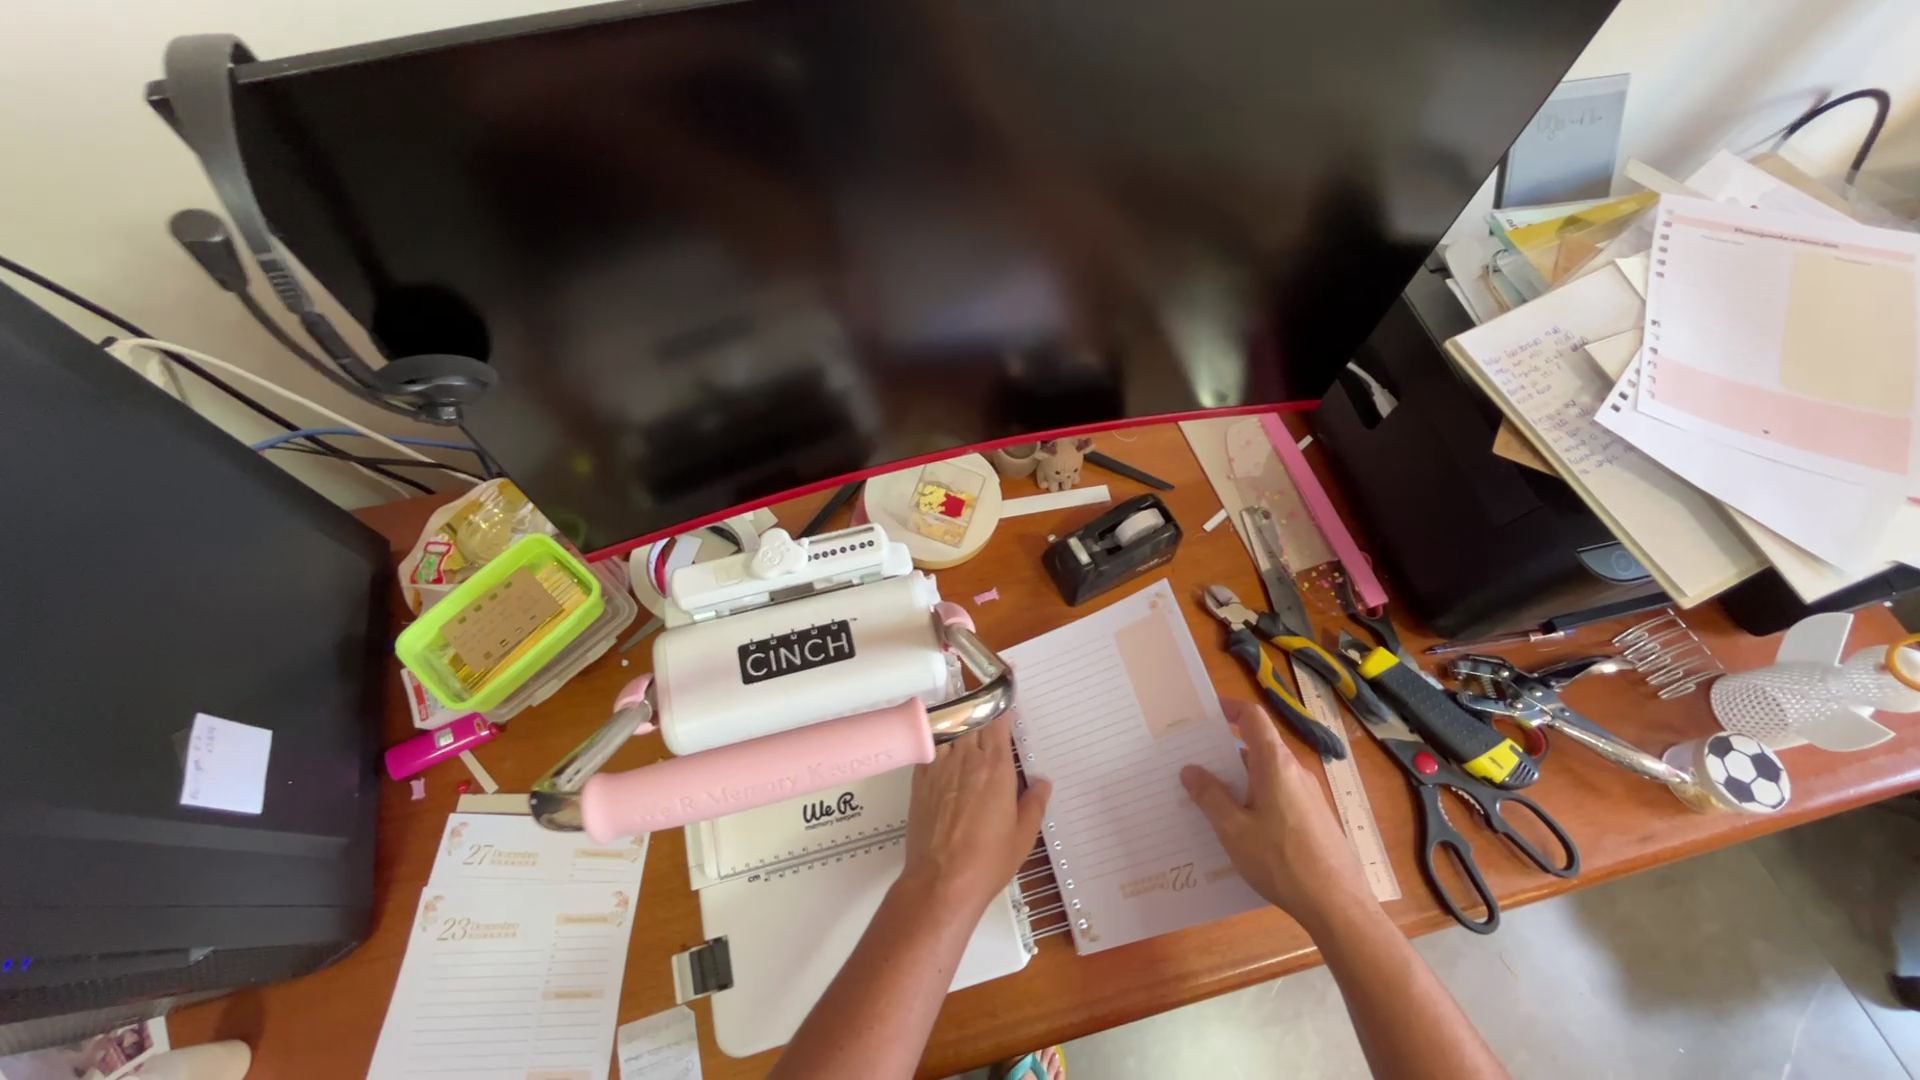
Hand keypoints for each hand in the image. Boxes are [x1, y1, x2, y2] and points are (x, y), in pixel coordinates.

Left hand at [900, 712, 1051, 916]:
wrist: (942, 881)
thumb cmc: (985, 862)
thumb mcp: (1023, 834)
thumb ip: (1035, 802)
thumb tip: (1042, 784)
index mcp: (996, 767)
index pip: (998, 720)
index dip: (1002, 703)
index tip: (1006, 694)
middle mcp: (966, 759)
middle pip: (972, 718)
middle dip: (980, 709)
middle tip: (987, 706)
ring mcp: (940, 767)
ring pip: (948, 728)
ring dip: (958, 722)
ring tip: (965, 722)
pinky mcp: (920, 780)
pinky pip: (929, 748)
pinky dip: (937, 741)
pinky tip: (944, 748)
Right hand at [1181, 698, 1376, 932]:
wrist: (1338, 905)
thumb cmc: (1281, 861)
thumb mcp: (1234, 830)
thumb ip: (1210, 796)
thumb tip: (1190, 770)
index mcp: (1275, 764)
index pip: (1253, 718)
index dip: (1229, 708)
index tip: (1205, 712)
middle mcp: (1294, 772)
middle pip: (1257, 746)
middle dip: (1224, 750)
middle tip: (1193, 762)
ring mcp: (1308, 796)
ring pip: (1266, 773)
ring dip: (1238, 778)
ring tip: (1208, 797)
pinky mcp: (1313, 818)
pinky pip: (1278, 794)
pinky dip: (1255, 797)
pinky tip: (1239, 826)